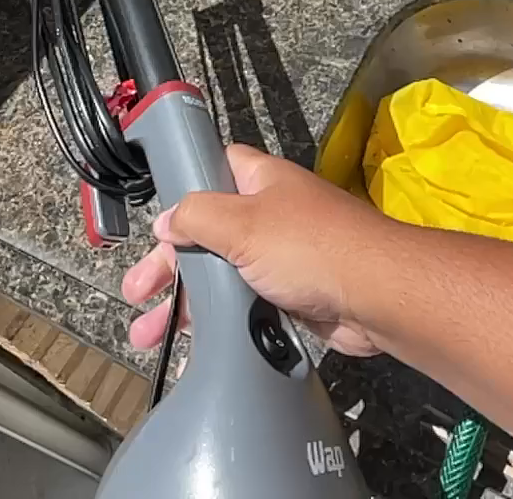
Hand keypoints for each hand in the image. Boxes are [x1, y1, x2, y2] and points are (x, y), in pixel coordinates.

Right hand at [121, 144, 403, 357]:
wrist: (374, 296)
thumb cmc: (312, 247)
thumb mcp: (243, 223)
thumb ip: (198, 216)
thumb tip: (168, 220)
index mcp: (261, 181)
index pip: (214, 168)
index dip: (184, 188)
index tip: (156, 219)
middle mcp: (270, 212)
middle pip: (208, 231)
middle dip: (171, 262)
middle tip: (139, 290)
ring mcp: (280, 254)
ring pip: (222, 273)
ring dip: (185, 300)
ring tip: (149, 333)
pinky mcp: (289, 292)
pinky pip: (242, 304)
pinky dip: (217, 322)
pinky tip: (190, 343)